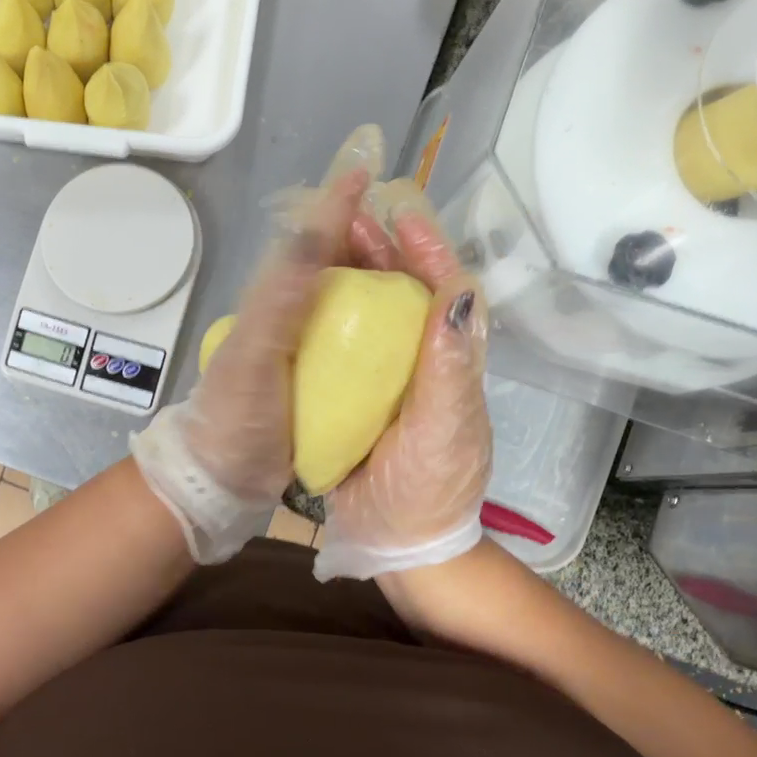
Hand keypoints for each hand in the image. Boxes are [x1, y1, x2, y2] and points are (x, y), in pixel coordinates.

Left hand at [130, 125, 385, 561]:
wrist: (221, 482)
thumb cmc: (234, 416)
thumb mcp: (255, 351)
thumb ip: (284, 292)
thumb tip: (321, 222)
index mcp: (274, 303)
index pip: (310, 242)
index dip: (338, 205)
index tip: (370, 169)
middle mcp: (293, 320)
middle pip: (336, 267)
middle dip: (371, 237)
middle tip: (413, 224)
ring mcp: (309, 354)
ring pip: (352, 302)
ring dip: (383, 279)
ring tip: (424, 267)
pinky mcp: (325, 386)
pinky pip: (360, 345)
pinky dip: (385, 328)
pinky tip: (412, 329)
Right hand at [315, 178, 492, 580]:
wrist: (399, 542)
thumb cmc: (431, 486)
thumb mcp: (447, 427)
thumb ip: (452, 366)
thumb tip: (456, 290)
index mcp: (452, 363)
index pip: (446, 292)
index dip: (426, 250)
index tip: (399, 214)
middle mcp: (420, 364)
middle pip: (404, 296)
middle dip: (382, 253)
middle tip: (348, 221)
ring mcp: (385, 384)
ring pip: (371, 318)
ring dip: (351, 280)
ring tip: (322, 250)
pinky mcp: (353, 403)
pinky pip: (340, 353)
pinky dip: (324, 323)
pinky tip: (299, 309)